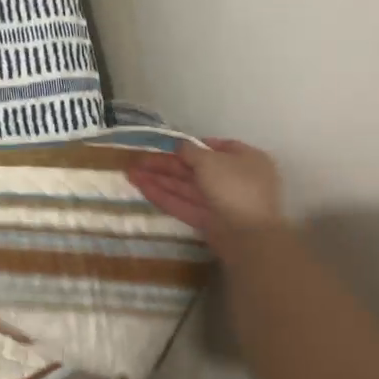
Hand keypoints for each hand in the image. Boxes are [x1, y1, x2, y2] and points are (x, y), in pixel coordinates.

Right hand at [126, 138, 284, 234]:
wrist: (247, 233)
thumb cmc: (234, 186)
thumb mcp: (210, 160)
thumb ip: (190, 151)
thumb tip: (179, 145)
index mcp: (245, 160)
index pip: (217, 148)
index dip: (192, 146)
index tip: (169, 146)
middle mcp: (234, 179)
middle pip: (194, 169)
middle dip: (165, 165)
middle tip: (138, 161)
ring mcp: (220, 201)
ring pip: (185, 187)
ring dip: (159, 179)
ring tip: (131, 173)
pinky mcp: (207, 220)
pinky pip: (183, 204)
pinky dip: (163, 196)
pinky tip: (141, 188)